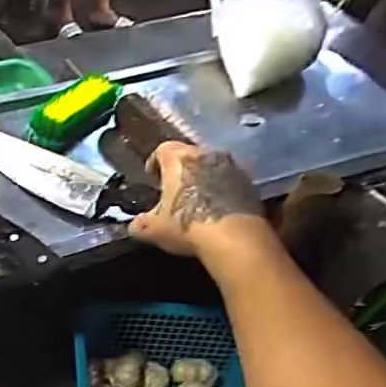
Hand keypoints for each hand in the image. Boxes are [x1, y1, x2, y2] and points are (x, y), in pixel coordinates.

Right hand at [128, 142, 265, 258]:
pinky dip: (223, 191)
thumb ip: (140, 224)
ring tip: (197, 201)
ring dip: (204, 179)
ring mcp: (232, 166)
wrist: (232, 236)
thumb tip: (135, 225)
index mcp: (179, 158)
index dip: (155, 162)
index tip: (152, 176)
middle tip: (174, 191)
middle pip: (190, 155)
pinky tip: (218, 210)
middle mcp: (206, 154)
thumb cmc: (186, 225)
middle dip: (181, 170)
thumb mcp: (153, 229)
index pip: (162, 150)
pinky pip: (231, 182)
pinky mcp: (250, 183)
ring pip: (212, 167)